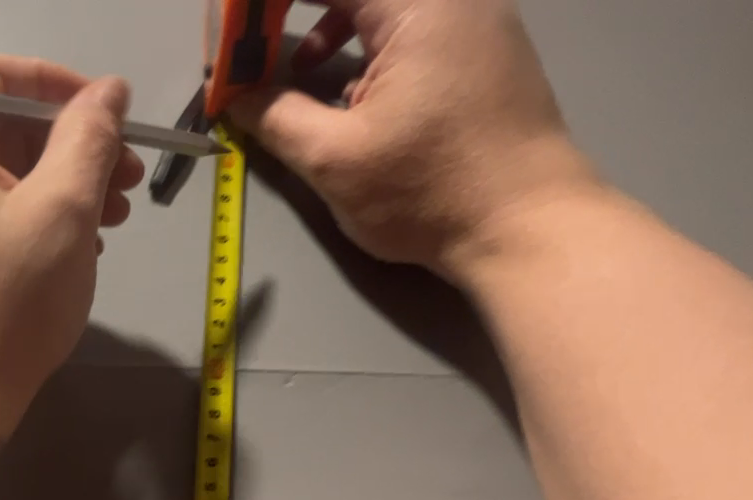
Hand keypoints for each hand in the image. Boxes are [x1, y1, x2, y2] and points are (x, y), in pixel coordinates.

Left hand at [0, 56, 144, 436]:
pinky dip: (45, 225)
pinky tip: (82, 252)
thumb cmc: (9, 303)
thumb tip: (107, 91)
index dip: (57, 81)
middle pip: (7, 129)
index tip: (110, 112)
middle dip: (75, 144)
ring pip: (11, 180)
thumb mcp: (64, 209)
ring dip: (69, 188)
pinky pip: (2, 223)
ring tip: (115, 219)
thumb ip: (89, 136)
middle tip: (128, 176)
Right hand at [229, 0, 601, 276]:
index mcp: (421, 6)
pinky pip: (410, 26)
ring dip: (330, 25)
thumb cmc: (425, 189)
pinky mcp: (478, 53)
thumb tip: (233, 95)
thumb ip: (275, 115)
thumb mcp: (332, 158)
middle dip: (298, 10)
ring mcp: (473, 23)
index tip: (235, 28)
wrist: (520, 224)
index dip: (270, 1)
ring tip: (295, 71)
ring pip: (385, 6)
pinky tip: (346, 92)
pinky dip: (364, 44)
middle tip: (252, 43)